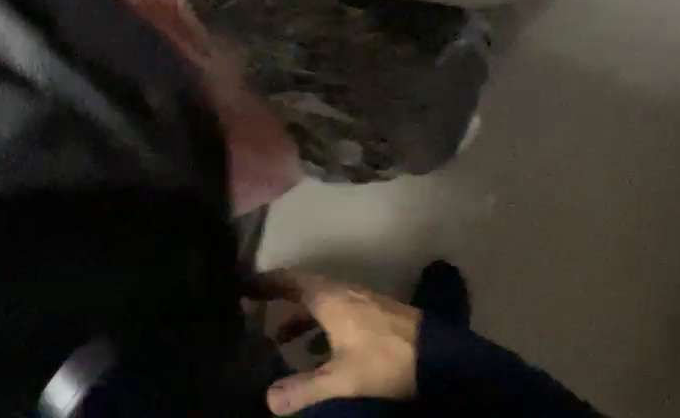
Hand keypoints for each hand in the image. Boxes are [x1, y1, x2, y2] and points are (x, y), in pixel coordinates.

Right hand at [259, 271, 422, 414]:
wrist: (438, 356)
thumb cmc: (385, 359)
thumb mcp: (343, 379)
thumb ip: (305, 388)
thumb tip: (268, 400)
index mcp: (327, 296)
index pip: (286, 280)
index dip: (263, 283)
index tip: (241, 288)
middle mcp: (339, 290)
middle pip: (300, 287)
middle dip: (277, 298)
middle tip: (253, 310)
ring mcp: (357, 300)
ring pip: (318, 301)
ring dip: (298, 316)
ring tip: (279, 340)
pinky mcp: (371, 314)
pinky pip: (333, 311)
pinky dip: (317, 324)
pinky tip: (317, 352)